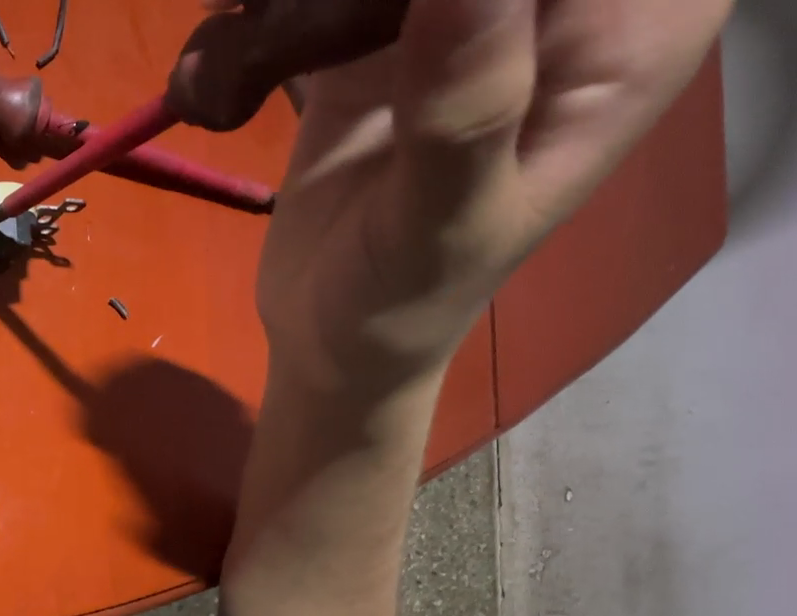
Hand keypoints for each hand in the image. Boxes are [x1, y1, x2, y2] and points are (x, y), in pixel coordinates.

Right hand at [251, 0, 730, 386]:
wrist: (331, 337)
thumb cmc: (405, 299)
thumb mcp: (443, 221)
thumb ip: (468, 107)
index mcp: (625, 30)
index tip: (391, 10)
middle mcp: (552, 7)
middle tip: (307, 18)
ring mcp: (459, 18)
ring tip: (256, 12)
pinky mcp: (376, 40)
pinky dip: (282, 0)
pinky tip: (234, 21)